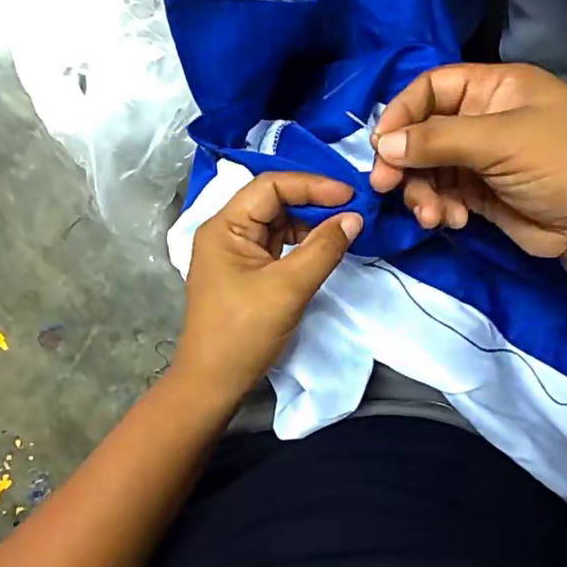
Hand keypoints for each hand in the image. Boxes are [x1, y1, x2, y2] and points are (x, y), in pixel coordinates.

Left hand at [176, 172, 363, 396]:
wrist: (213, 382)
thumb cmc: (243, 333)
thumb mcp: (288, 288)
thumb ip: (323, 248)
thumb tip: (354, 218)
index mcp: (223, 227)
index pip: (269, 186)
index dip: (311, 185)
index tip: (349, 194)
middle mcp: (225, 232)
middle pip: (272, 201)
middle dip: (312, 201)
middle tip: (352, 209)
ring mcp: (233, 253)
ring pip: (276, 223)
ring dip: (309, 223)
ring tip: (344, 227)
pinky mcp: (244, 272)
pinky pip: (275, 245)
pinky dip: (300, 243)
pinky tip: (323, 247)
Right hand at [368, 63, 566, 258]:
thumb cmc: (565, 164)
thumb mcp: (502, 141)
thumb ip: (438, 140)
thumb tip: (382, 144)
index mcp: (496, 88)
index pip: (432, 88)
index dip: (402, 113)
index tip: (381, 146)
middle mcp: (485, 119)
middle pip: (423, 132)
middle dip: (405, 161)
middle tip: (386, 186)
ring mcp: (482, 158)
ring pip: (428, 168)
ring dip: (422, 192)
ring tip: (432, 216)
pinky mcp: (481, 193)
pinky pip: (443, 194)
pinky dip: (439, 208)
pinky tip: (453, 221)